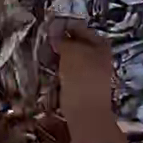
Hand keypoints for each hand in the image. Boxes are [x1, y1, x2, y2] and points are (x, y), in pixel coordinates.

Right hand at [53, 22, 118, 142]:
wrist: (87, 115)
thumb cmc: (81, 79)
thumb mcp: (72, 52)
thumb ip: (63, 40)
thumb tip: (55, 34)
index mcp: (100, 45)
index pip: (79, 28)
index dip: (63, 27)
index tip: (46, 29)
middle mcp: (98, 57)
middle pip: (75, 43)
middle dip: (59, 43)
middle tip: (42, 44)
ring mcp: (91, 73)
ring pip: (70, 58)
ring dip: (57, 57)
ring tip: (43, 58)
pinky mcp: (82, 86)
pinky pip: (68, 72)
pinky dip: (59, 70)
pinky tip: (49, 72)